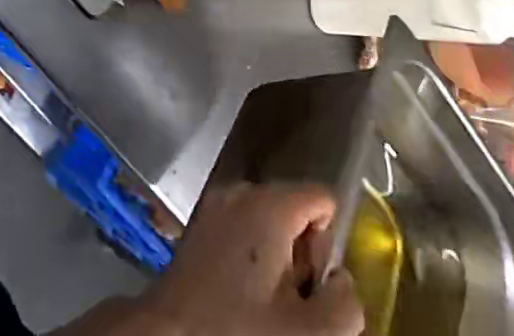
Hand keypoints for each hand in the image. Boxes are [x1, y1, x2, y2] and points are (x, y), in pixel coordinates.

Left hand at [57, 183, 363, 335]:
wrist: (168, 335)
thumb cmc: (238, 329)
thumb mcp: (309, 333)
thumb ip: (345, 303)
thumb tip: (340, 279)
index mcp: (269, 204)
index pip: (323, 198)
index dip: (329, 243)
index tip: (312, 282)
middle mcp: (241, 191)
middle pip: (295, 211)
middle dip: (302, 254)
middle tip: (289, 299)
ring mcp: (216, 205)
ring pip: (268, 223)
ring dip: (277, 259)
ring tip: (263, 301)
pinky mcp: (201, 225)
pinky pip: (243, 230)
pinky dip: (251, 257)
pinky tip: (240, 294)